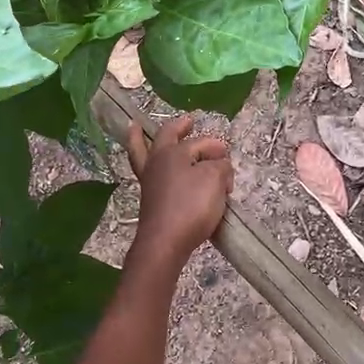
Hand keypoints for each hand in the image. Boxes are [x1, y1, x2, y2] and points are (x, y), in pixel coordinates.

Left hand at [122, 115, 233, 269]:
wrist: (165, 242)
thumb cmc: (191, 206)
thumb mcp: (215, 180)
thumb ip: (220, 166)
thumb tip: (219, 165)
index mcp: (172, 152)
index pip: (198, 143)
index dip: (215, 147)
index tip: (227, 155)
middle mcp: (157, 162)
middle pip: (164, 137)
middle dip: (177, 128)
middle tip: (187, 121)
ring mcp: (150, 181)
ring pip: (144, 153)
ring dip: (143, 139)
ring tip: (136, 128)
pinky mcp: (149, 200)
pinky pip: (147, 173)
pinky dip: (148, 163)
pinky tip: (152, 166)